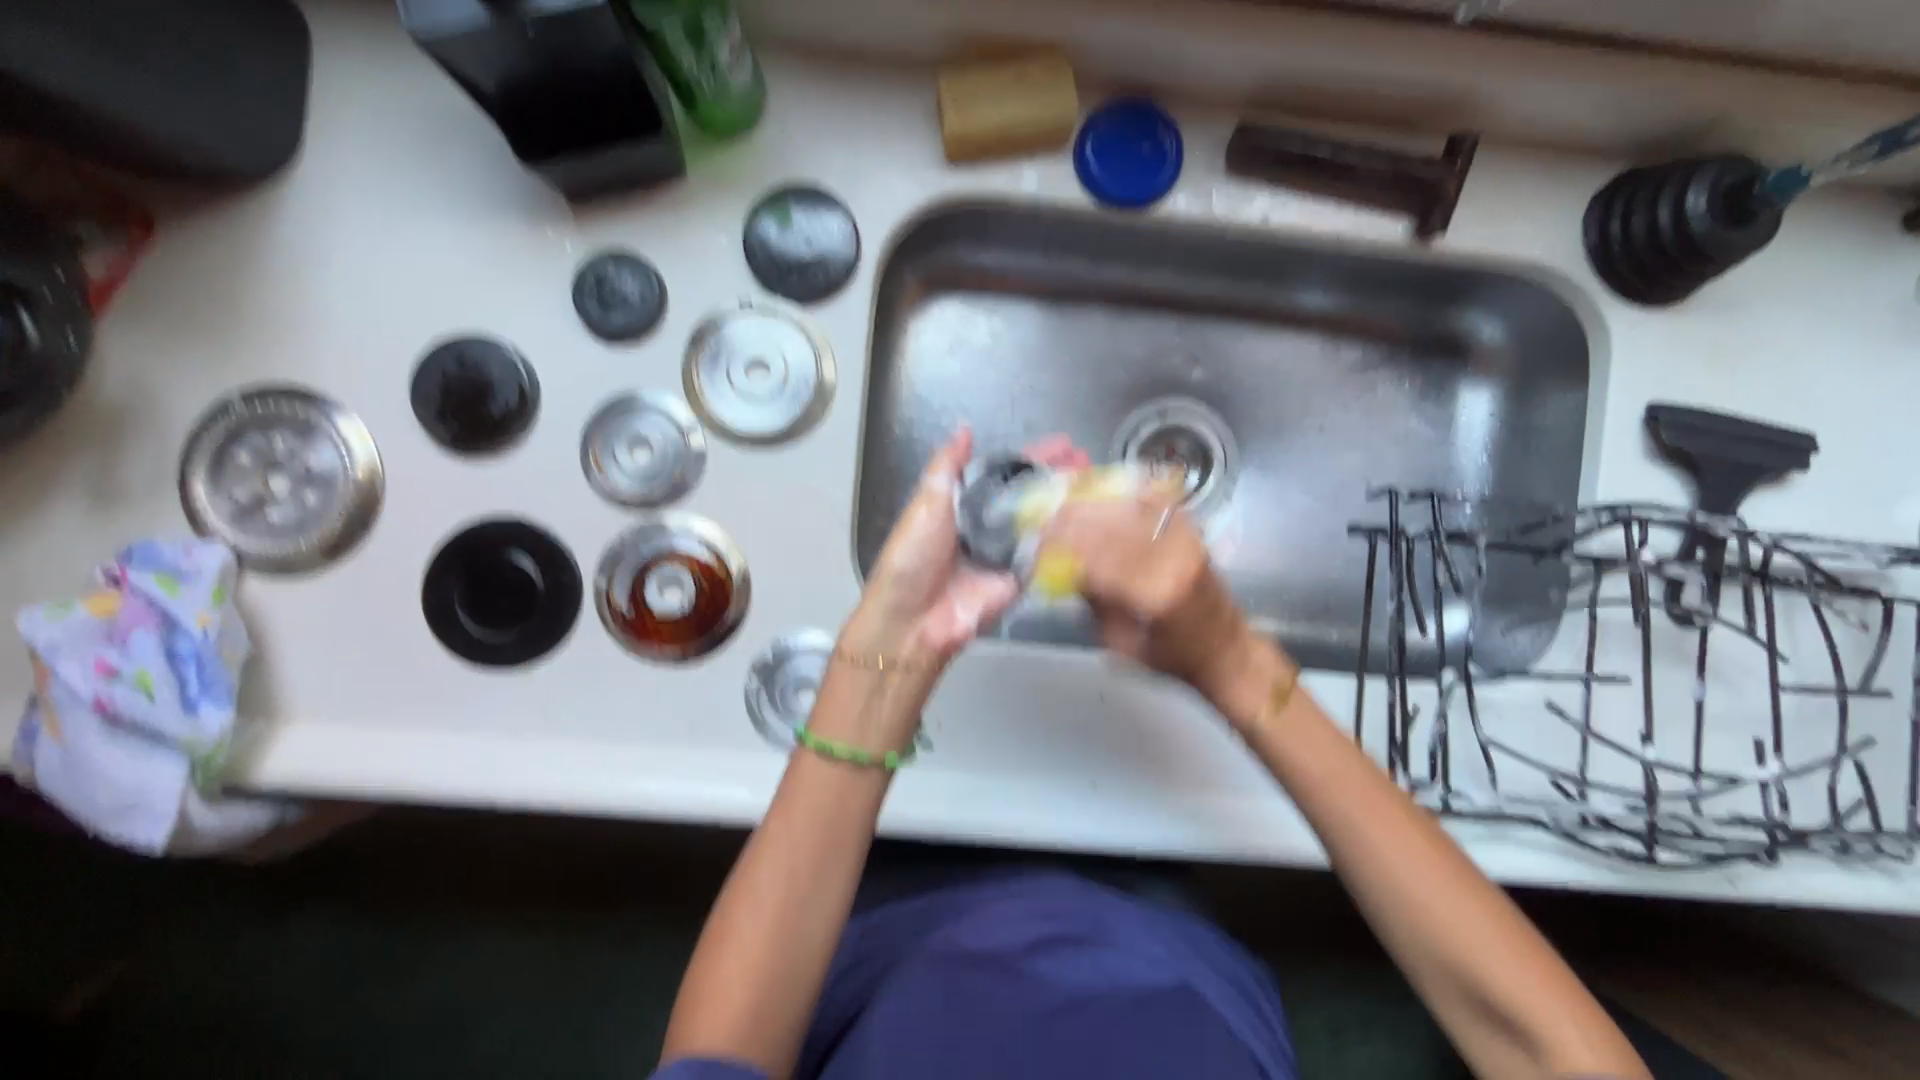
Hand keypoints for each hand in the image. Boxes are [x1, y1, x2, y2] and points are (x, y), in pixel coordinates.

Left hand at [844, 428, 1087, 665]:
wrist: (915, 616)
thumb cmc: (914, 556)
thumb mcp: (927, 501)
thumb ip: (948, 466)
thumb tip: (964, 430)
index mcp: (966, 505)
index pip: (1006, 474)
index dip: (1034, 458)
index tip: (1064, 443)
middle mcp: (990, 525)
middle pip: (1032, 495)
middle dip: (1060, 477)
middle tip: (1088, 460)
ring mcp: (1008, 552)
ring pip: (1045, 521)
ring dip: (1071, 501)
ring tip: (1098, 481)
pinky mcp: (1021, 577)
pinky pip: (1047, 554)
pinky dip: (1068, 536)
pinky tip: (1093, 518)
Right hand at [1036, 485, 1267, 701]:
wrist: (1226, 649)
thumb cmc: (1172, 657)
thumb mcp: (1120, 643)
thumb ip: (1095, 602)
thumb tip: (1063, 569)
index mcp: (1156, 593)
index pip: (1096, 557)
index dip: (1060, 547)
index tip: (1036, 546)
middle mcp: (1174, 556)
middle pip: (1111, 522)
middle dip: (1071, 519)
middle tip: (1043, 522)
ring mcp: (1186, 537)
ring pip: (1130, 505)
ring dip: (1094, 502)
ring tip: (1066, 507)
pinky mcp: (1191, 528)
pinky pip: (1154, 498)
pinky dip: (1125, 493)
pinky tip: (1103, 496)